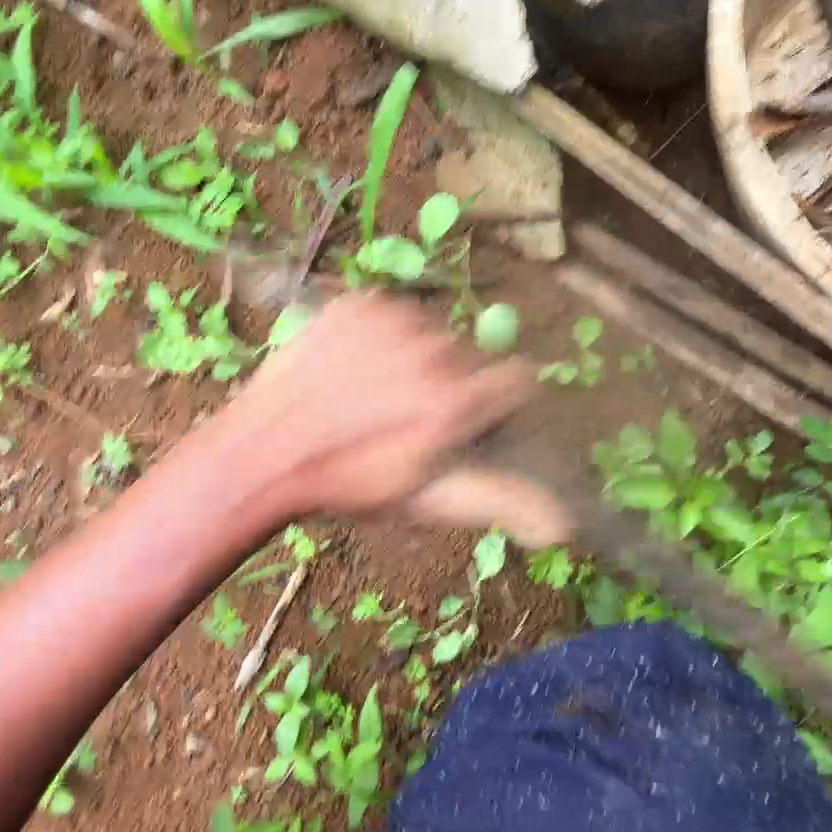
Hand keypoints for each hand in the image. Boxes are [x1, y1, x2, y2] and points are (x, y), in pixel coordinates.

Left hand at [212, 294, 537, 519]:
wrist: (265, 453)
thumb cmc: (354, 483)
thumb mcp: (430, 498)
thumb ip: (502, 501)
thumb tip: (565, 527)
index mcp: (459, 400)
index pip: (516, 382)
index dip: (497, 405)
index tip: (469, 423)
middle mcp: (435, 349)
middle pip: (469, 359)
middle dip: (451, 385)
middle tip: (407, 418)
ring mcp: (393, 320)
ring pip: (430, 333)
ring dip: (415, 358)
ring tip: (374, 394)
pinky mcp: (358, 304)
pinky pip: (390, 313)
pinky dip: (380, 337)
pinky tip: (352, 369)